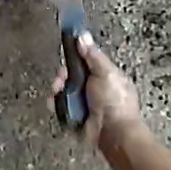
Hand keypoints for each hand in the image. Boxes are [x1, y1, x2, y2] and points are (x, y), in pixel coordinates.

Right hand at [53, 33, 146, 154]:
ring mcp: (84, 103)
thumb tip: (82, 36)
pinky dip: (55, 103)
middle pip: (70, 75)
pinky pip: (59, 105)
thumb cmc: (115, 102)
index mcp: (106, 76)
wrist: (113, 133)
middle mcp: (94, 89)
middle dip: (62, 75)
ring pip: (62, 90)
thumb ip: (92, 55)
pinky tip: (55, 102)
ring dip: (57, 89)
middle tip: (62, 78)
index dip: (75, 57)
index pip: (85, 61)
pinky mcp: (75, 116)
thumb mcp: (105, 72)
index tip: (67, 53)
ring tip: (58, 92)